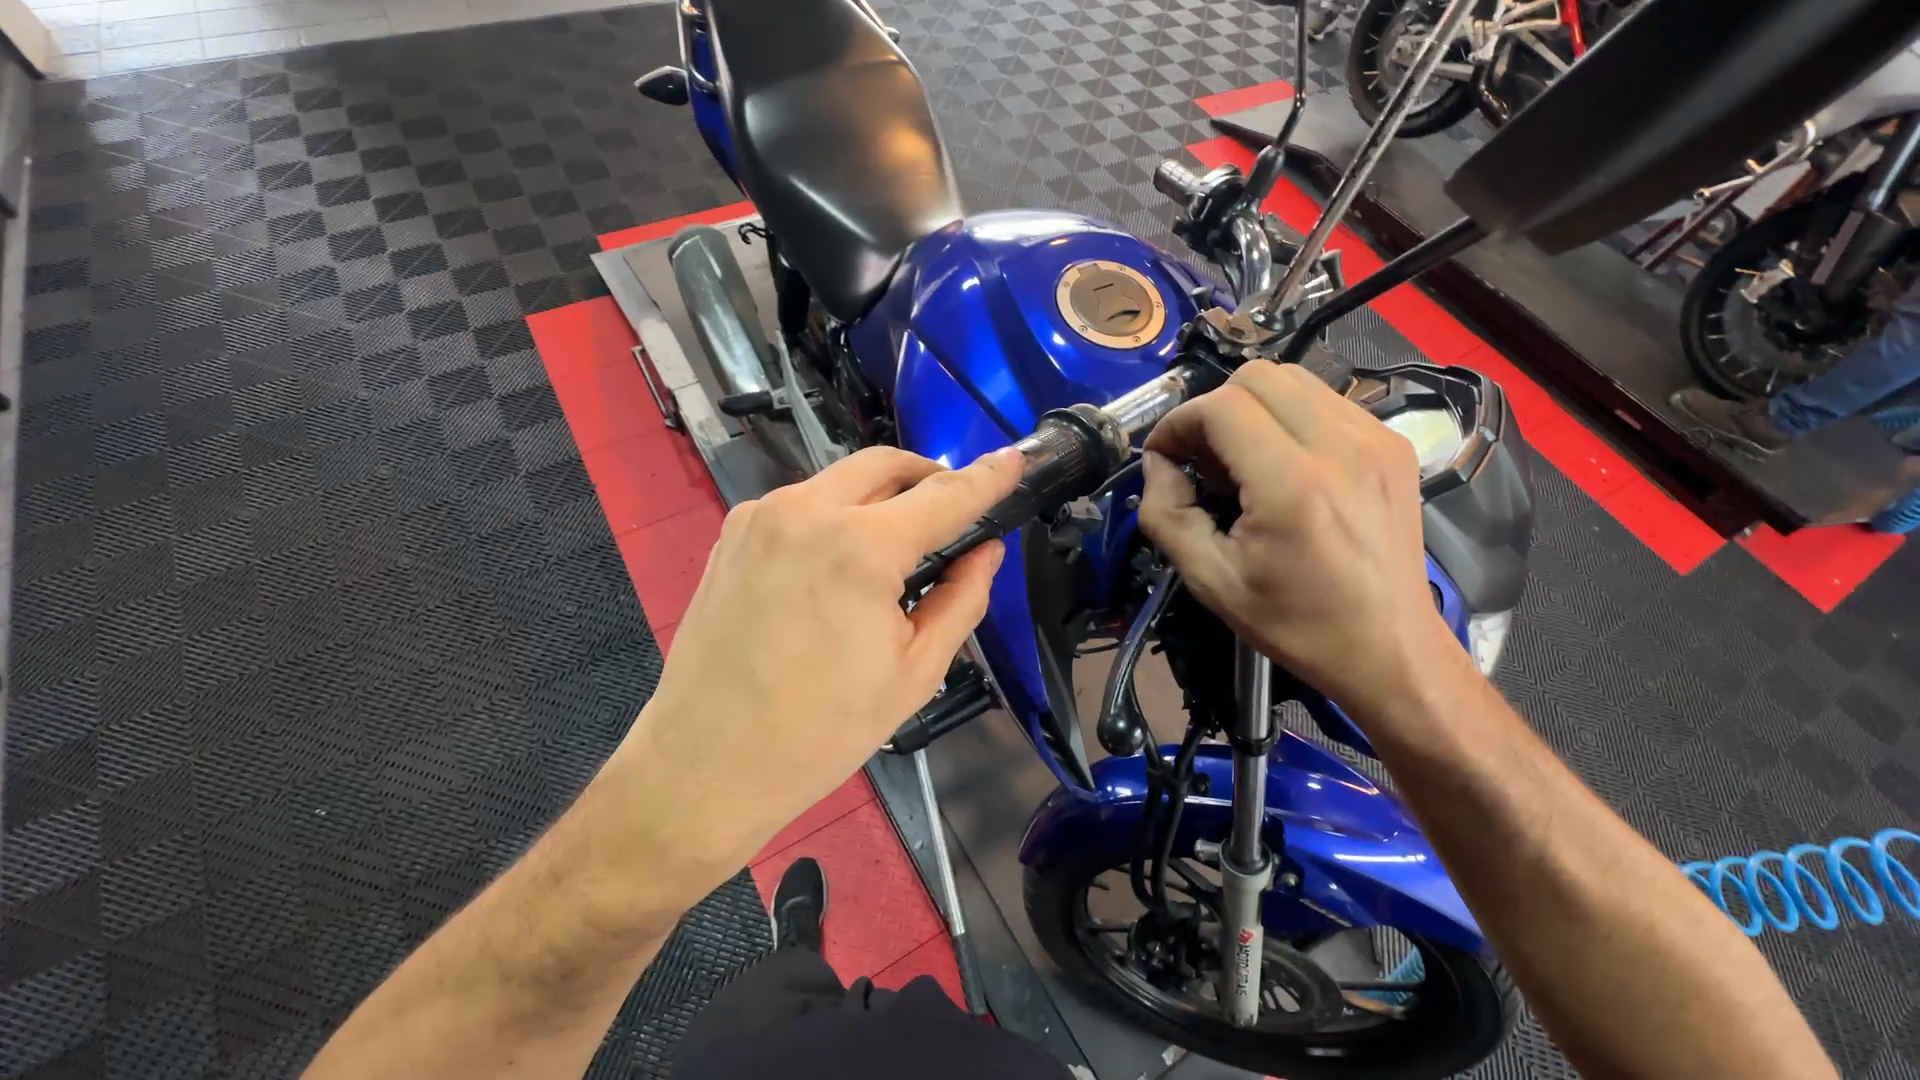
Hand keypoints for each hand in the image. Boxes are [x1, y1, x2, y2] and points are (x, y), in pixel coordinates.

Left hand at [614, 446, 1023, 872]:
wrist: (708, 763)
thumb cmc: (823, 731)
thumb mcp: (914, 672)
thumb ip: (961, 600)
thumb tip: (985, 553)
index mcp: (860, 547)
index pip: (945, 496)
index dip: (989, 477)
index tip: (1015, 459)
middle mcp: (806, 511)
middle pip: (886, 465)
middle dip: (928, 476)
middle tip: (952, 512)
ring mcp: (761, 517)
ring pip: (839, 481)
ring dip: (878, 497)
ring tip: (894, 548)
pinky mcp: (732, 534)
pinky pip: (800, 505)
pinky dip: (832, 516)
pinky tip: (835, 566)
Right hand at [1137, 363, 1464, 716]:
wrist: (1388, 649)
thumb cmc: (1296, 623)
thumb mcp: (1210, 580)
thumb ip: (1167, 514)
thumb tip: (1157, 464)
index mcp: (1293, 484)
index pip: (1222, 406)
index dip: (1179, 422)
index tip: (1165, 457)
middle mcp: (1342, 446)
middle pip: (1257, 376)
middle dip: (1213, 408)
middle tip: (1202, 459)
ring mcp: (1376, 439)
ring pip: (1294, 379)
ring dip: (1252, 408)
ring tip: (1241, 461)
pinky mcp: (1394, 445)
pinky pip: (1326, 401)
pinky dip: (1289, 417)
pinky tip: (1283, 465)